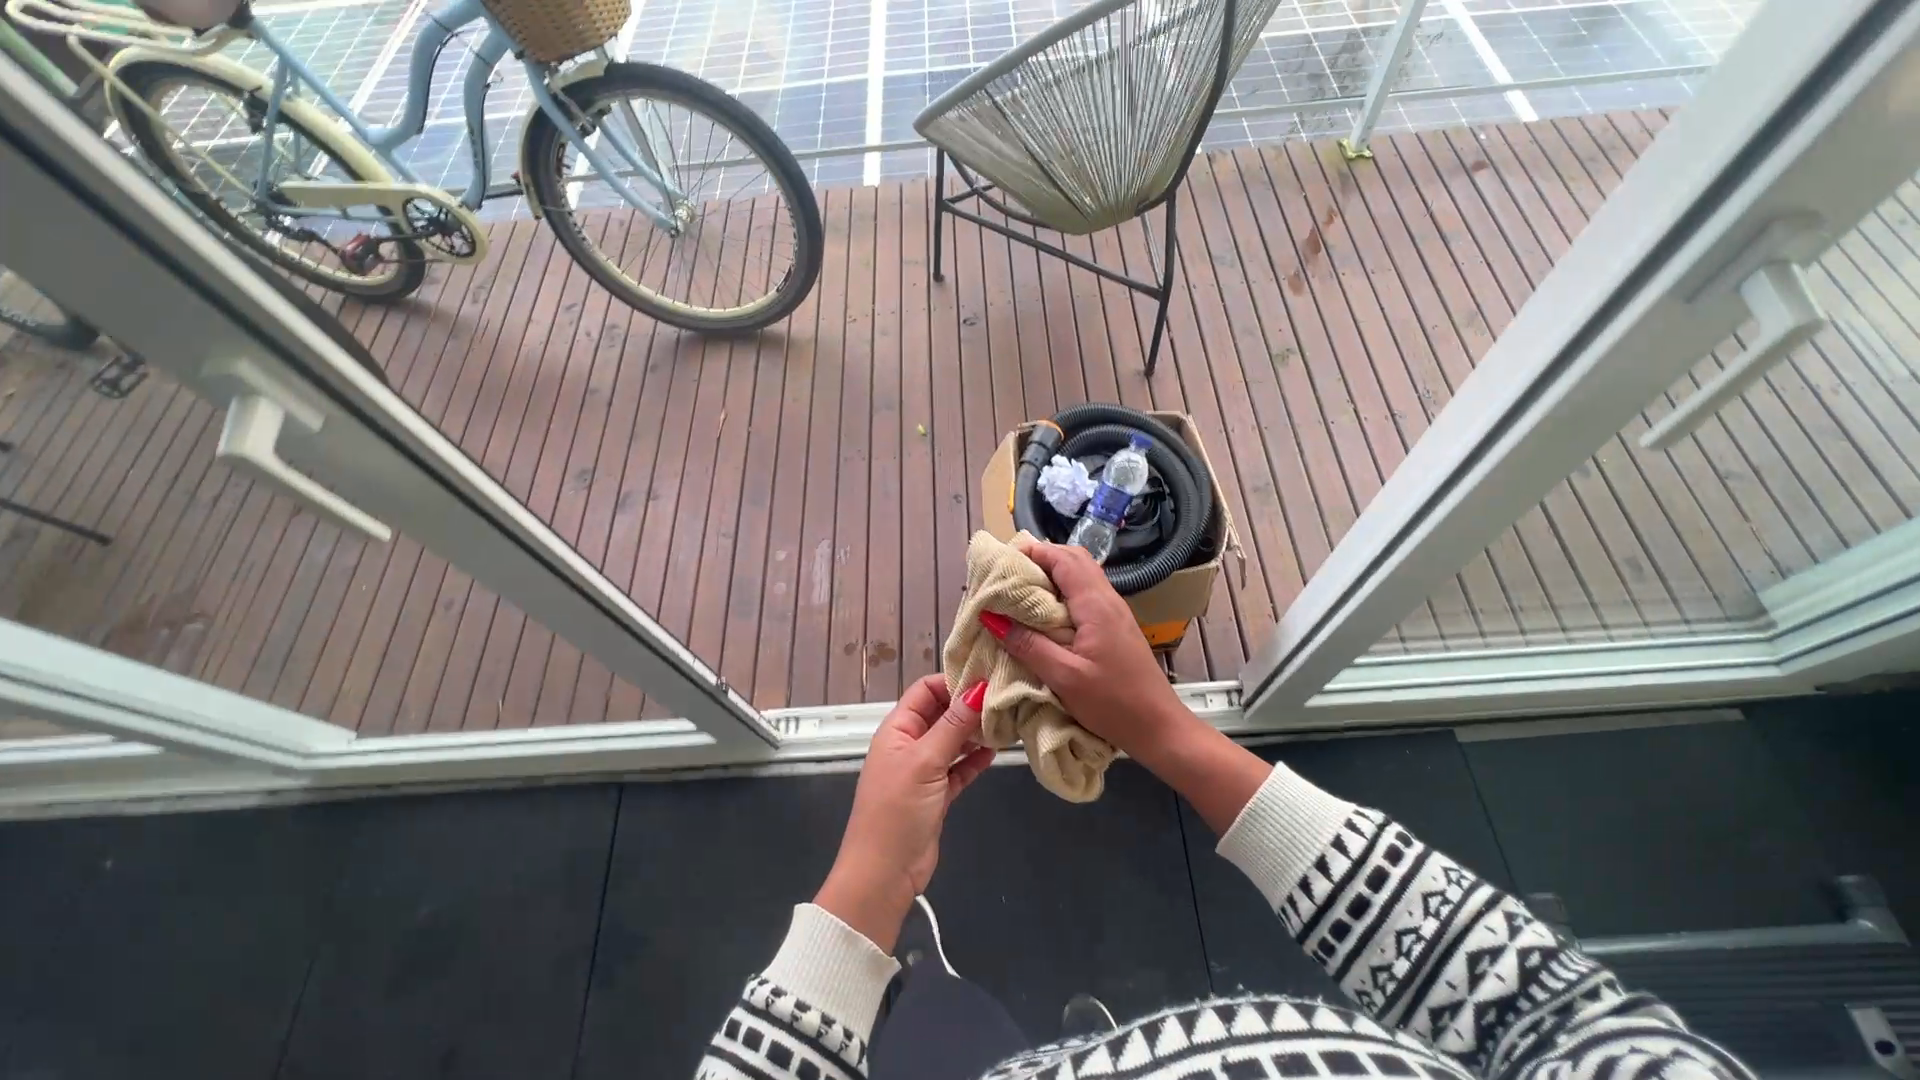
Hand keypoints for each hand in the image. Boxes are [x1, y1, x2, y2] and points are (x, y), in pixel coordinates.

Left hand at [814, 675, 996, 951]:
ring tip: (1009, 722)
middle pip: (941, 714)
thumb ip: (953, 725)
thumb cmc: (897, 810)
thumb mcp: (926, 761)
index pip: (925, 690)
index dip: (953, 681)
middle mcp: (909, 745)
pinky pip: (959, 769)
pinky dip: (975, 760)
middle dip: (970, 706)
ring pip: (953, 741)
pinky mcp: (936, 796)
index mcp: (897, 729)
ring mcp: (923, 771)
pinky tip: (997, 752)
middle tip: (1008, 698)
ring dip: (976, 733)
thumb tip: (979, 687)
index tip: (989, 677)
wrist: (884, 873)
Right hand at [981, 540, 1195, 761]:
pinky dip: (1061, 597)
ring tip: (1018, 597)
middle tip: (1007, 578)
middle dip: (1039, 561)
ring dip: (1050, 579)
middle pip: (1073, 560)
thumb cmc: (1113, 703)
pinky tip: (1042, 619)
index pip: (1063, 557)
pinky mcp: (1114, 628)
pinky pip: (1084, 597)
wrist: (1158, 727)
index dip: (1032, 552)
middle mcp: (1108, 600)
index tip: (1001, 564)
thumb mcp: (1064, 677)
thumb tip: (991, 617)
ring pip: (1080, 578)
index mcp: (1096, 604)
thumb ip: (1028, 645)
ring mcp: (1114, 613)